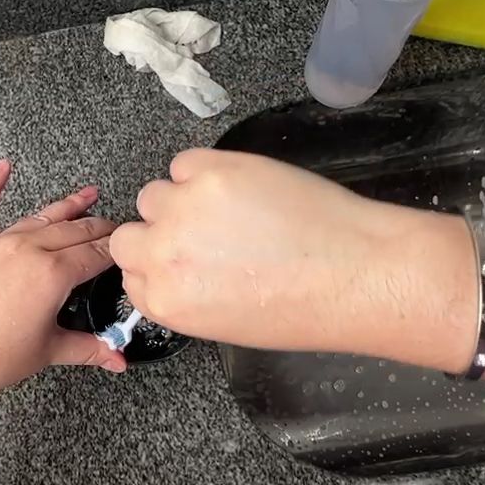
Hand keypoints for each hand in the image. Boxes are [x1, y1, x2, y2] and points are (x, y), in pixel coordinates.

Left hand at [0, 160, 126, 417]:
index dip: (116, 250)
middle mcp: (27, 251)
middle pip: (74, 231)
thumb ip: (90, 349)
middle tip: (116, 229)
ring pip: (41, 217)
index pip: (96, 254)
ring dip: (68, 206)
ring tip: (88, 195)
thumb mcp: (50, 351)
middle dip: (99, 228)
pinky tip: (2, 168)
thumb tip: (116, 358)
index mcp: (52, 274)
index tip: (128, 248)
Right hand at [108, 149, 475, 366]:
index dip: (157, 264)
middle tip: (199, 234)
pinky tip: (240, 189)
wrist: (355, 275)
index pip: (130, 274)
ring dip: (181, 199)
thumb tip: (177, 267)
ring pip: (154, 194)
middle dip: (158, 233)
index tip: (178, 259)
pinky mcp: (212, 171)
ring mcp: (183, 209)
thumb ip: (185, 294)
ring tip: (227, 210)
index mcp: (165, 302)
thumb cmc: (304, 308)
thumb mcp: (226, 321)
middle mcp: (163, 256)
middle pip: (129, 234)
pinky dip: (204, 172)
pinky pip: (185, 163)